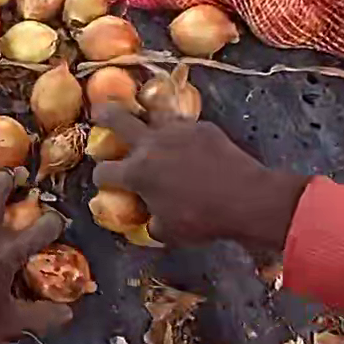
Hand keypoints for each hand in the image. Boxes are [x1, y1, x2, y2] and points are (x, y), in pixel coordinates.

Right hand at [92, 106, 309, 249]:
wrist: (245, 198)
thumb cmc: (202, 220)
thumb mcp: (169, 232)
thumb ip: (151, 223)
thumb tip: (149, 221)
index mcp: (136, 173)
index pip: (104, 171)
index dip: (100, 176)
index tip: (103, 179)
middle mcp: (150, 145)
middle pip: (118, 121)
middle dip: (104, 115)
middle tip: (99, 111)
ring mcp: (176, 131)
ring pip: (153, 113)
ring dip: (146, 115)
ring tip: (145, 116)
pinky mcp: (201, 127)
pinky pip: (184, 125)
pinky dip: (180, 132)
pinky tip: (187, 140)